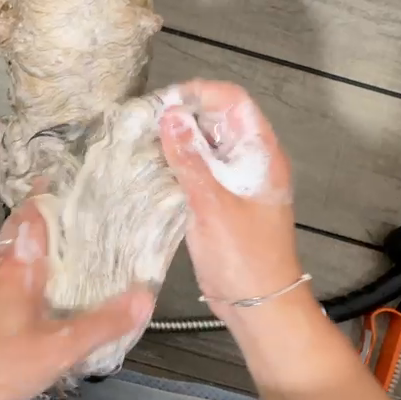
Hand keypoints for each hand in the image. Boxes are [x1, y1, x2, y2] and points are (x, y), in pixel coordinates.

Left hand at [0, 199, 154, 399]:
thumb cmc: (0, 363)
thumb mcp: (59, 349)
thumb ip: (102, 324)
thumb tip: (145, 296)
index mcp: (18, 266)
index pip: (33, 215)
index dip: (47, 193)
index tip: (67, 176)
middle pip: (20, 230)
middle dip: (45, 217)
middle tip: (77, 212)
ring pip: (10, 253)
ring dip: (33, 244)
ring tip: (64, 247)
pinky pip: (2, 274)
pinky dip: (22, 268)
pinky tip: (35, 289)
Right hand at [158, 81, 304, 322]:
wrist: (257, 305)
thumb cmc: (243, 256)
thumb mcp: (211, 205)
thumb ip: (189, 159)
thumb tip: (169, 114)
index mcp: (260, 154)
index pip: (233, 101)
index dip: (199, 93)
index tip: (162, 103)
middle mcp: (250, 161)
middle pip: (217, 120)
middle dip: (181, 116)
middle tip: (143, 124)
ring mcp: (235, 182)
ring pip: (205, 146)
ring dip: (175, 142)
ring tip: (140, 144)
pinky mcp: (221, 201)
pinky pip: (198, 171)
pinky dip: (176, 166)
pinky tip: (150, 171)